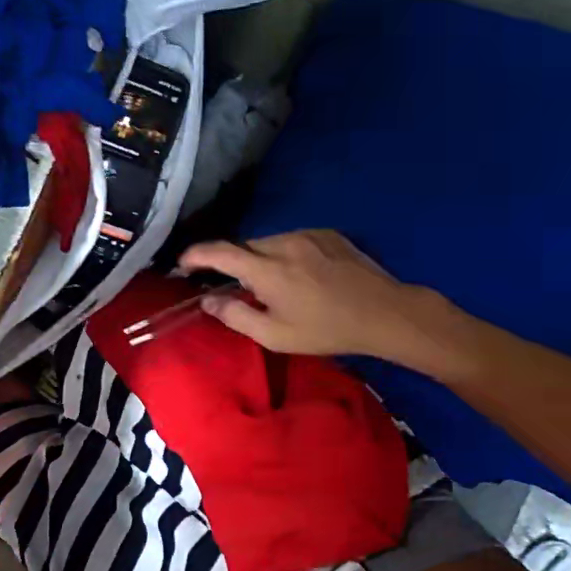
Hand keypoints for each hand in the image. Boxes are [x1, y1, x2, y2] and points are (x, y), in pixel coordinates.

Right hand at [177, 229, 457, 364]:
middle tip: (235, 287)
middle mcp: (283, 243)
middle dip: (232, 263)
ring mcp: (308, 235)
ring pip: (268, 243)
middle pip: (243, 247)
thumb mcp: (275, 335)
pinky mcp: (328, 234)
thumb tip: (208, 302)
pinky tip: (300, 275)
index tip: (183, 264)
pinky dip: (285, 254)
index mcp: (267, 270)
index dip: (195, 255)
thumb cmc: (327, 329)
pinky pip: (292, 240)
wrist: (387, 313)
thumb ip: (235, 316)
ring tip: (273, 284)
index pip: (219, 252)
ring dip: (260, 259)